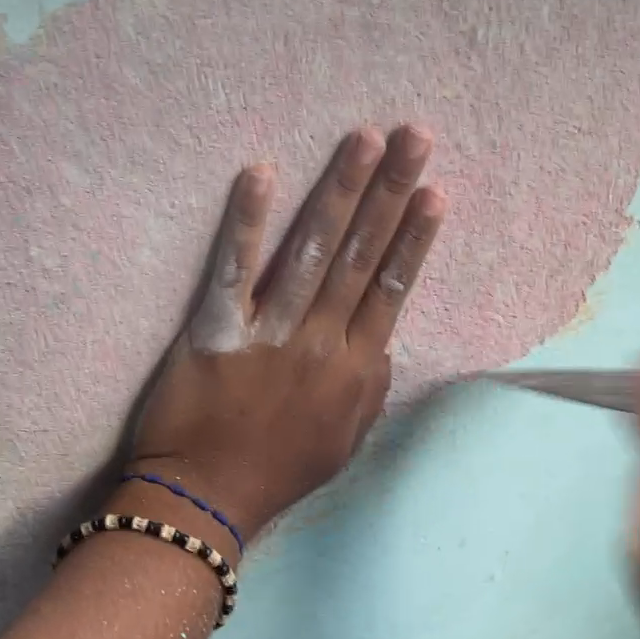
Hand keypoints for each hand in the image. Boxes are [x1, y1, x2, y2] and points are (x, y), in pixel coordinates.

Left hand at [128, 126, 447, 541]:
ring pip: (312, 251)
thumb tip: (383, 341)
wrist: (204, 501)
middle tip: (414, 136)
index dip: (415, 237)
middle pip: (362, 256)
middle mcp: (322, 342)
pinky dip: (248, 221)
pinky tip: (262, 172)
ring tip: (364, 140)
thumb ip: (371, 386)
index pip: (393, 289)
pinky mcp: (216, 331)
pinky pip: (235, 269)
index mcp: (356, 369)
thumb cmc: (277, 472)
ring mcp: (271, 334)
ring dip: (341, 191)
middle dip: (391, 192)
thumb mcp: (346, 441)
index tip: (435, 190)